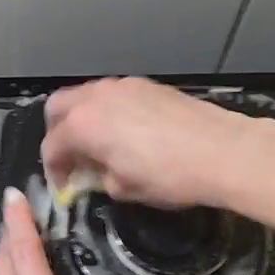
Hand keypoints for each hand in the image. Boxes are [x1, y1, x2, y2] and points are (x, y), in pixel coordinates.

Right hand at [41, 77, 268, 208]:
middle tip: (72, 159)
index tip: (65, 188)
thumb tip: (94, 175)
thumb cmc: (169, 176)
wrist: (223, 151)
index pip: (52, 146)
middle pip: (58, 108)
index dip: (54, 171)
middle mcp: (96, 97)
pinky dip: (108, 111)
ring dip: (82, 119)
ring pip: (86, 96)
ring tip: (99, 146)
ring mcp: (123, 86)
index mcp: (83, 125)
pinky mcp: (147, 85)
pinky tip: (126, 133)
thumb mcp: (124, 188)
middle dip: (58, 133)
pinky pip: (113, 95)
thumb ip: (98, 178)